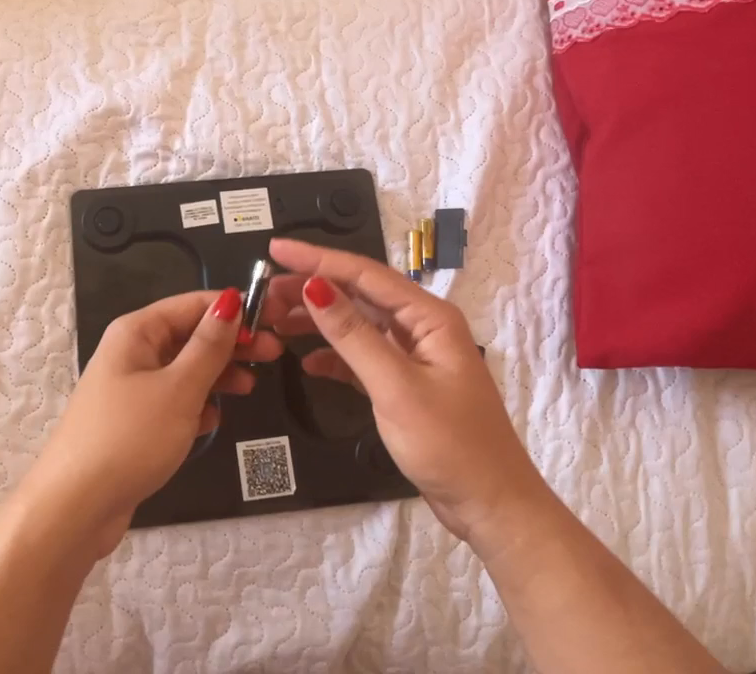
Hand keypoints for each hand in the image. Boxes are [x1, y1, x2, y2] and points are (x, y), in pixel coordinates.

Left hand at [15, 289, 284, 556]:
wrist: (75, 506)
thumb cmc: (129, 437)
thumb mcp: (179, 388)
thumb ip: (209, 346)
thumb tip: (231, 301)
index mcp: (137, 331)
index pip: (193, 304)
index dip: (235, 309)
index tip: (275, 320)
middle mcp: (132, 352)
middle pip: (190, 335)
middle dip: (231, 342)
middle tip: (275, 355)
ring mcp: (131, 388)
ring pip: (185, 369)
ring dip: (218, 374)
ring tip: (250, 388)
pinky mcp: (135, 422)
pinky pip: (175, 400)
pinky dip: (197, 404)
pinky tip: (214, 419)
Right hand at [264, 237, 543, 546]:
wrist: (490, 506)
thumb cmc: (450, 445)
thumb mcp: (395, 387)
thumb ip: (352, 336)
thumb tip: (314, 287)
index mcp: (429, 316)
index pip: (364, 274)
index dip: (318, 259)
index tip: (275, 249)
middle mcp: (421, 327)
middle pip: (358, 295)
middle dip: (312, 289)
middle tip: (264, 294)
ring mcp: (413, 356)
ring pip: (357, 325)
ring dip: (318, 322)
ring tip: (274, 322)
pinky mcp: (404, 384)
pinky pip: (361, 357)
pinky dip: (333, 357)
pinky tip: (307, 364)